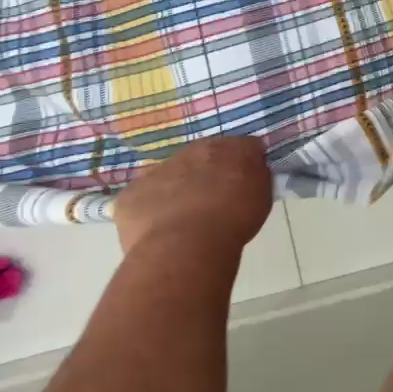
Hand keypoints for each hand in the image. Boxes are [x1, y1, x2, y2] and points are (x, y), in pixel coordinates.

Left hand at [115, 138, 272, 253]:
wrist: (186, 244)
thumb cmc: (234, 218)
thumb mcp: (262, 194)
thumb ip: (255, 176)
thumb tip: (248, 173)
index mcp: (232, 147)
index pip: (243, 147)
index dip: (244, 165)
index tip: (245, 183)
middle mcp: (195, 150)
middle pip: (203, 157)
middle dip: (207, 174)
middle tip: (212, 200)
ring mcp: (158, 170)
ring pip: (170, 176)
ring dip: (176, 190)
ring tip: (182, 220)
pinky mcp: (130, 193)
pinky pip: (141, 199)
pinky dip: (148, 210)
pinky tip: (157, 229)